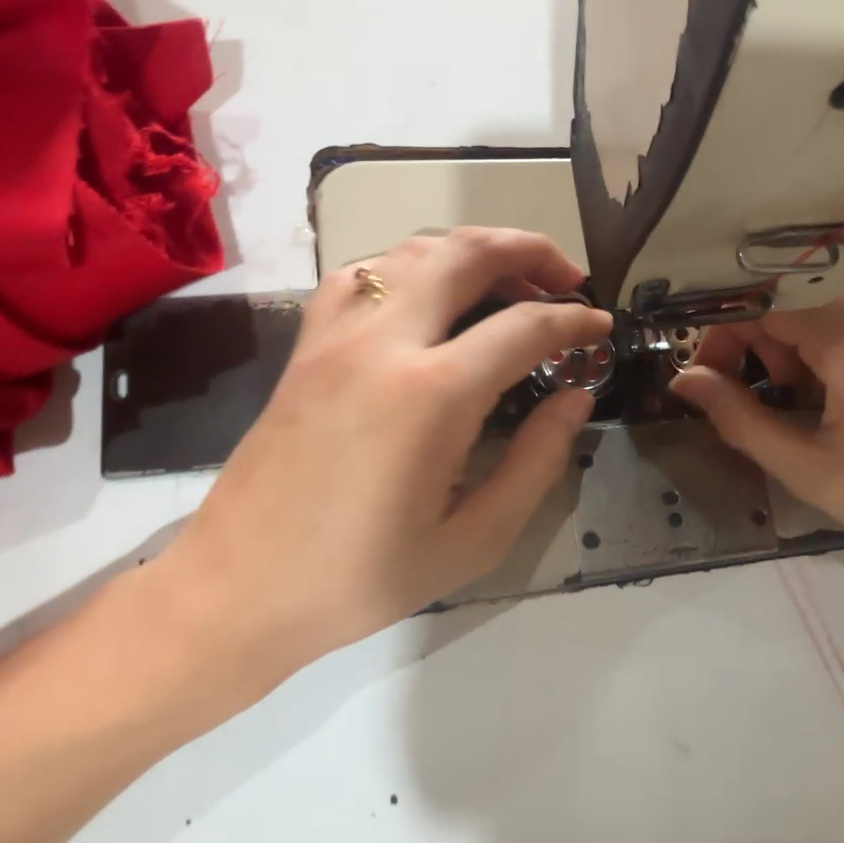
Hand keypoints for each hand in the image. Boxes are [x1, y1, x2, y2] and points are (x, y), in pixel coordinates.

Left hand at [148, 228, 610, 698]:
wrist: (240, 591)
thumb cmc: (364, 578)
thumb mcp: (474, 540)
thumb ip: (536, 461)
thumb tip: (576, 398)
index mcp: (431, 394)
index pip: (524, 327)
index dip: (575, 322)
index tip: (603, 329)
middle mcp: (381, 344)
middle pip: (465, 255)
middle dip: (529, 251)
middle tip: (569, 278)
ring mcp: (334, 338)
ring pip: (410, 251)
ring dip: (470, 252)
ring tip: (509, 283)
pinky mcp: (306, 349)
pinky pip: (360, 276)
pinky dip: (409, 267)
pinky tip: (428, 299)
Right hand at [670, 282, 843, 610]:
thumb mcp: (811, 469)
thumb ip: (740, 418)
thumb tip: (685, 380)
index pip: (765, 305)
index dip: (726, 337)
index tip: (715, 380)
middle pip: (803, 294)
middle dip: (769, 339)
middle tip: (773, 398)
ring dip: (812, 335)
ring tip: (818, 396)